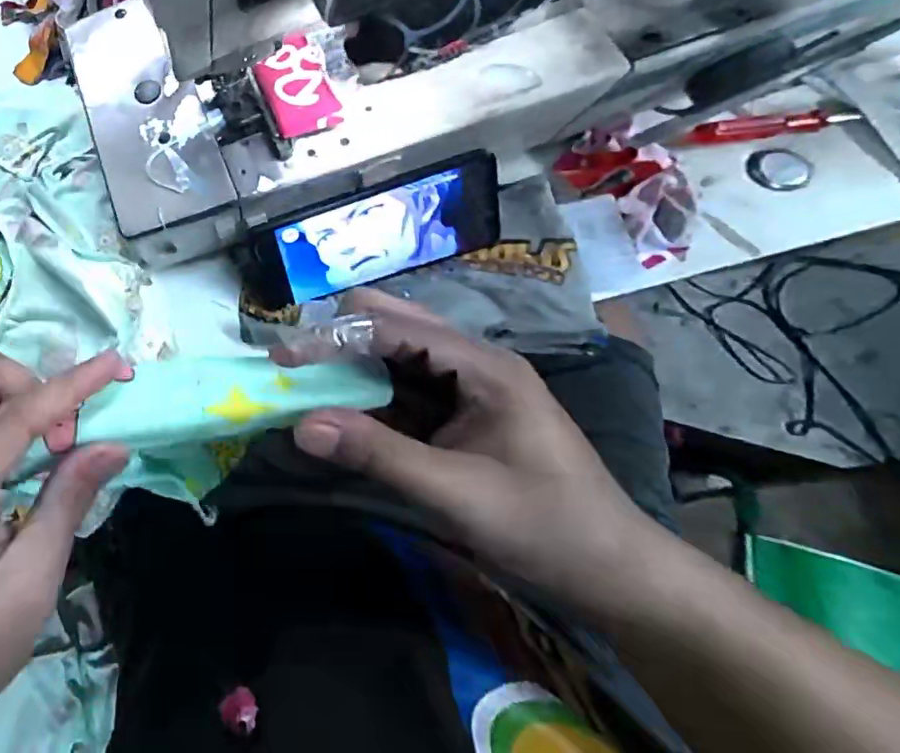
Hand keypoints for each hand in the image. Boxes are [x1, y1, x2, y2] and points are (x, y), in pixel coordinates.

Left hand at [0, 348, 131, 752]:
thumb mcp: (32, 580)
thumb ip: (69, 499)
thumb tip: (112, 442)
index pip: (21, 411)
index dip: (76, 383)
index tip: (118, 364)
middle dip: (33, 385)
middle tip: (66, 437)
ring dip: (19, 400)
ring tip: (53, 453)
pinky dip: (3, 418)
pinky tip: (28, 461)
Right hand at [290, 289, 667, 616]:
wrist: (616, 575)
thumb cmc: (547, 528)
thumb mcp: (457, 494)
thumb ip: (378, 454)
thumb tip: (301, 426)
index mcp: (484, 365)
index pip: (394, 330)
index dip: (335, 338)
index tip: (283, 355)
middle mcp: (475, 361)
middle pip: (396, 325)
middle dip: (341, 339)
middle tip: (292, 366)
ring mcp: (471, 385)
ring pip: (398, 354)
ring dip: (352, 364)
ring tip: (306, 382)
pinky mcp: (464, 411)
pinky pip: (407, 386)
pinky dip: (371, 392)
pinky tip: (345, 407)